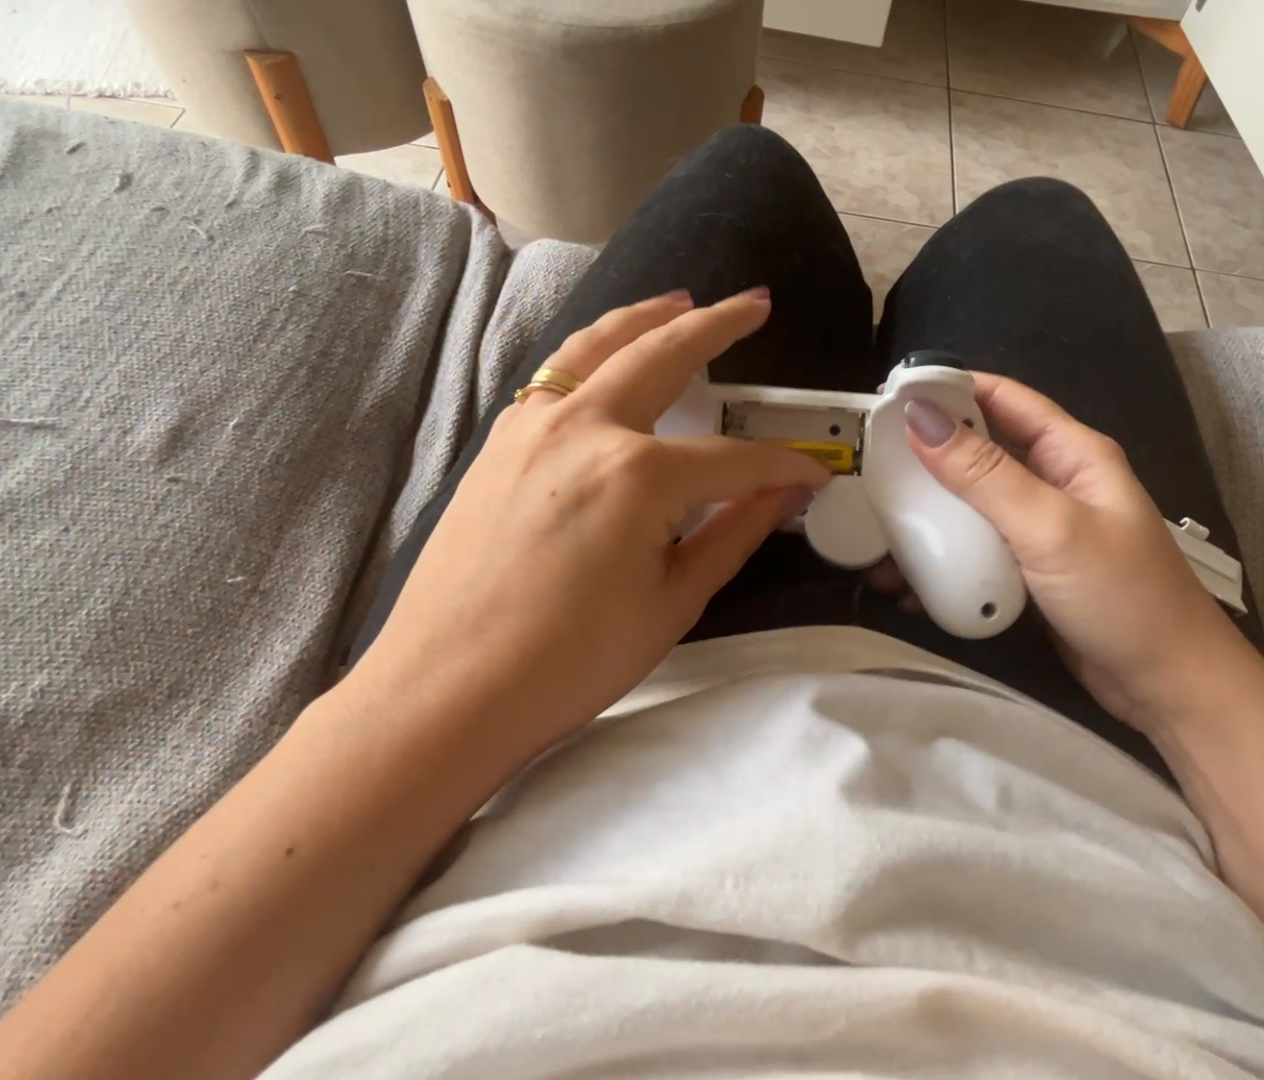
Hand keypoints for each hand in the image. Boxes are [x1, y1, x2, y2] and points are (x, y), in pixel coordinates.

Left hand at [346, 289, 830, 756]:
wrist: (448, 689)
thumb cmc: (569, 662)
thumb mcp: (671, 604)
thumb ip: (732, 535)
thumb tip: (785, 495)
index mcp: (637, 474)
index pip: (732, 459)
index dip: (781, 466)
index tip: (815, 472)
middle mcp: (583, 428)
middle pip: (661, 356)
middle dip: (715, 325)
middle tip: (754, 304)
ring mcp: (530, 428)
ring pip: (595, 347)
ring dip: (644, 318)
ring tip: (679, 300)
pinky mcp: (496, 445)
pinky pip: (553, 378)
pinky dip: (591, 354)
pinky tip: (606, 363)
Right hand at [901, 373, 1259, 729]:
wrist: (1166, 684)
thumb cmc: (1121, 596)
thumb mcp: (1050, 527)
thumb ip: (984, 474)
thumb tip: (921, 418)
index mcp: (1071, 453)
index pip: (1002, 399)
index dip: (948, 389)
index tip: (888, 398)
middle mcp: (1053, 483)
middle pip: (978, 453)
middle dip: (925, 458)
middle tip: (867, 468)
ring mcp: (1038, 531)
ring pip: (970, 507)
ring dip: (927, 517)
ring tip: (876, 531)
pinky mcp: (1026, 573)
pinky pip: (975, 552)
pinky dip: (941, 559)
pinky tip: (908, 578)